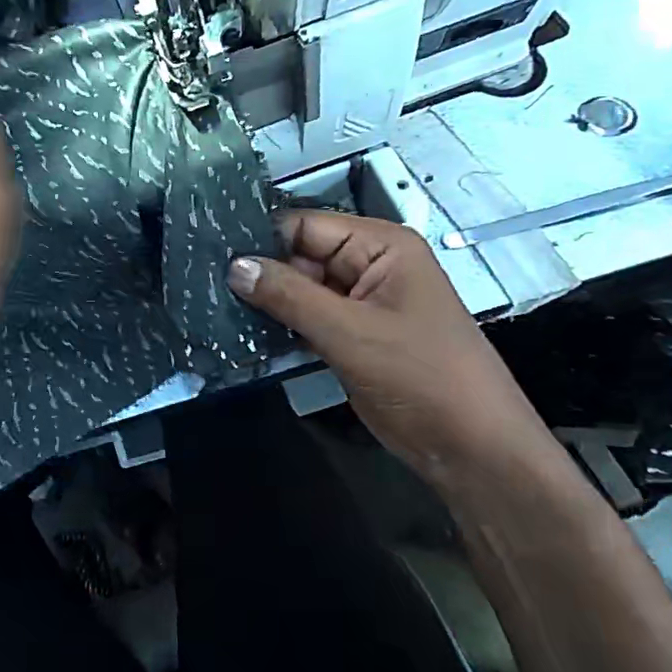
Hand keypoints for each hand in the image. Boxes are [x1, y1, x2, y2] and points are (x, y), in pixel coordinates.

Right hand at [228, 211, 555, 488]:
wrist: (469, 445)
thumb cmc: (421, 376)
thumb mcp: (352, 331)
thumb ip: (290, 296)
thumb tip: (234, 265)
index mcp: (381, 246)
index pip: (307, 226)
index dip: (261, 238)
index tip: (209, 252)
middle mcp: (370, 267)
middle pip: (302, 258)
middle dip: (260, 273)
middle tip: (202, 287)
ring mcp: (362, 306)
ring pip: (303, 293)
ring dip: (268, 303)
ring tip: (212, 308)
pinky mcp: (354, 340)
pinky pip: (311, 322)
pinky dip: (284, 329)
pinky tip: (244, 334)